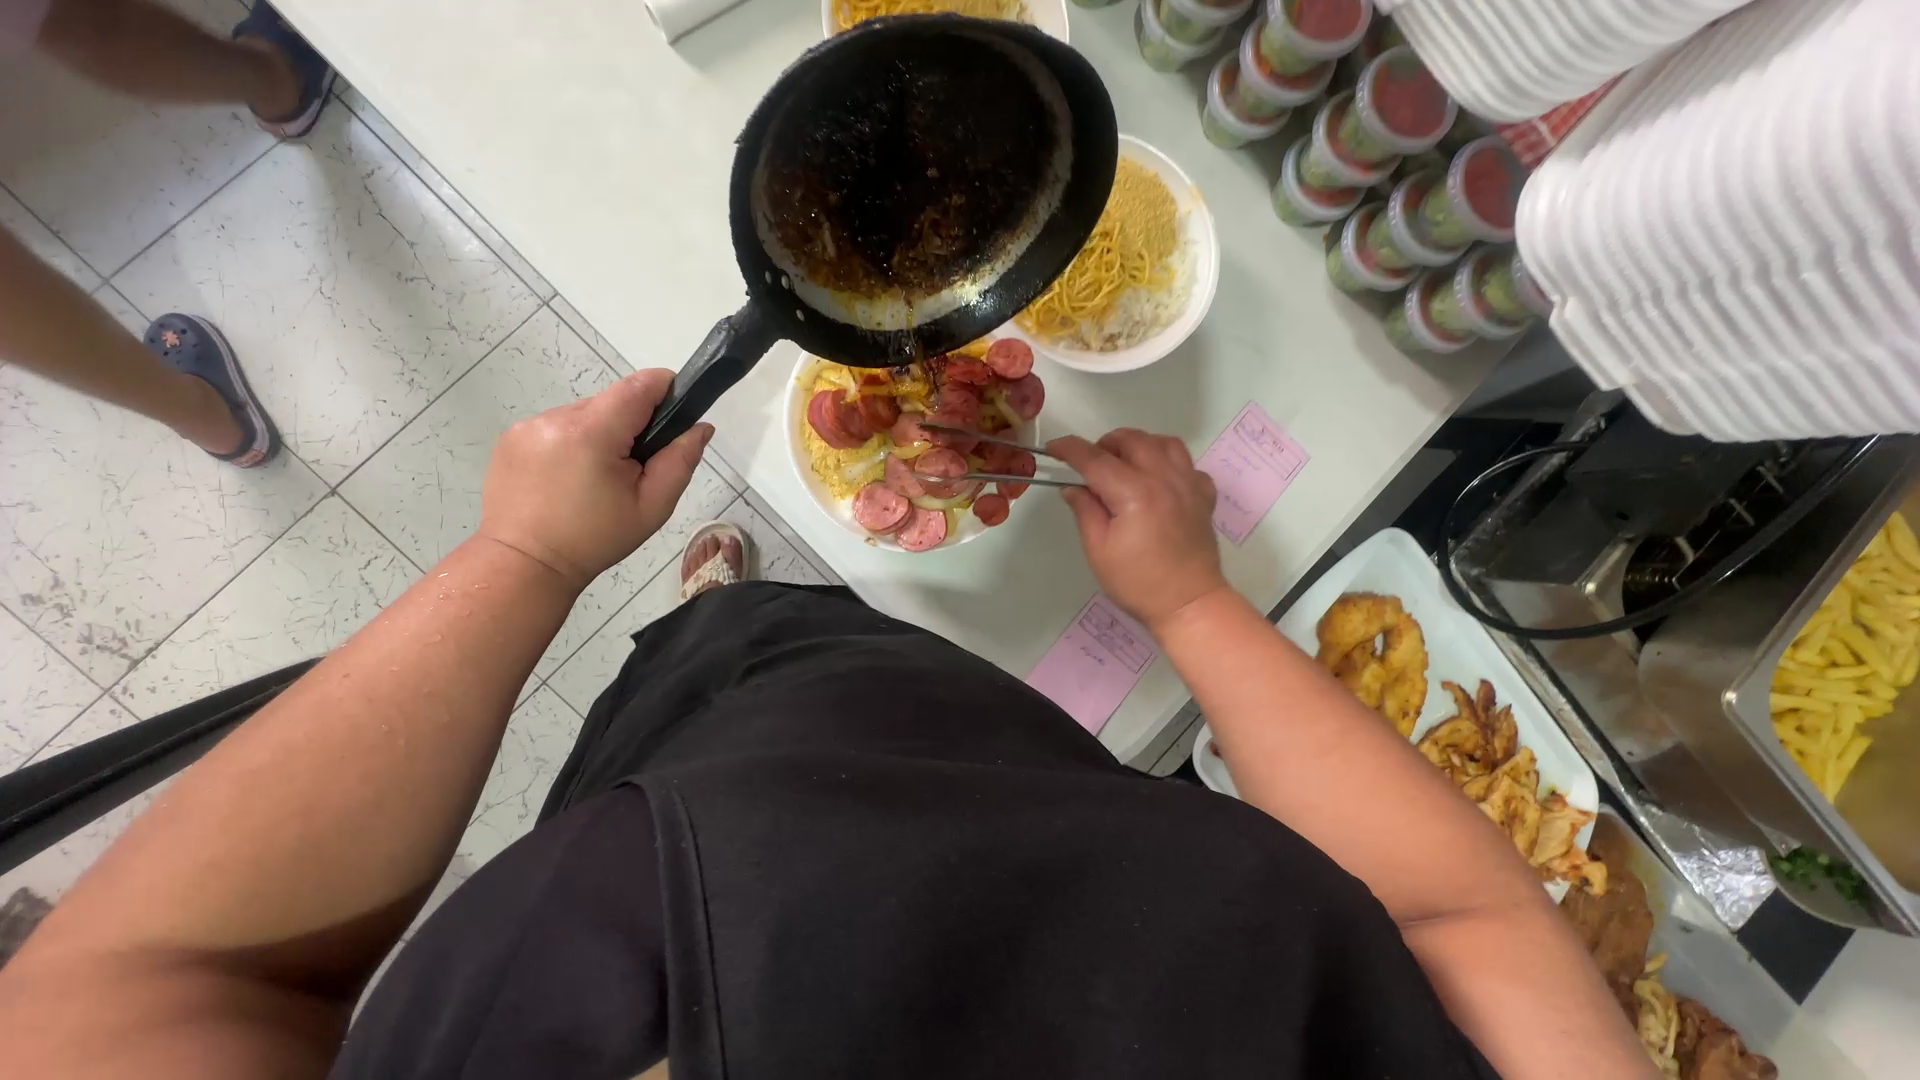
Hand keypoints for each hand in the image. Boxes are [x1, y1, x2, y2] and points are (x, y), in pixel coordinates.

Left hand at [477, 369, 711, 589]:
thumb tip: (700, 427)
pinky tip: (567, 479)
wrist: (525, 564)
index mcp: (594, 432)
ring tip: (595, 479)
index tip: (674, 418)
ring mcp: (528, 425)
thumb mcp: (652, 507)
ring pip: (584, 414)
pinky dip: (571, 444)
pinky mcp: (511, 437)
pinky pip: (556, 427)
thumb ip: (680, 461)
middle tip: (632, 469)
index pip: (640, 385)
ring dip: (599, 435)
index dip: (666, 391)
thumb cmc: (595, 539)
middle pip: (612, 400)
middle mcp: (556, 417)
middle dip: (630, 425)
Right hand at [1049, 429, 1229, 629]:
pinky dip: (1169, 463)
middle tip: (1091, 465)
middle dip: (1105, 444)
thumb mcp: (1098, 551)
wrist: (1188, 603)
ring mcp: (1189, 484)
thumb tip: (1073, 487)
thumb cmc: (1137, 583)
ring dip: (1139, 445)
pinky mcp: (1204, 496)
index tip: (1053, 449)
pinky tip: (1157, 481)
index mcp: (1134, 492)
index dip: (1070, 449)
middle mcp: (1164, 478)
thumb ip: (1085, 511)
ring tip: (1125, 464)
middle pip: (1132, 440)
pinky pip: (1188, 464)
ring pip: (1164, 442)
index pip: (1095, 459)